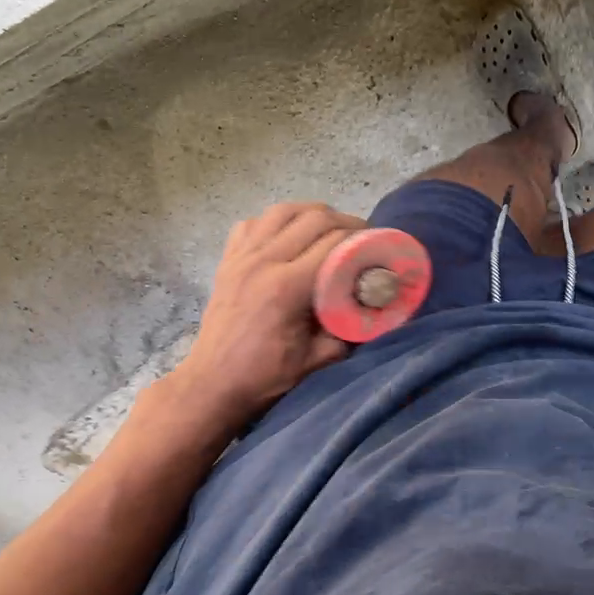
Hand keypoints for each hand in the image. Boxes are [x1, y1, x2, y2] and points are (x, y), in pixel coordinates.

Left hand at [168, 203, 368, 425]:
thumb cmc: (266, 376)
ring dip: (312, 213)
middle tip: (363, 236)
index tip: (380, 245)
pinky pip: (255, 223)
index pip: (334, 242)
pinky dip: (277, 222)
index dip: (363, 238)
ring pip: (283, 211)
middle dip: (346, 221)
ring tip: (330, 228)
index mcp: (287, 287)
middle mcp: (263, 262)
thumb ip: (348, 329)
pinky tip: (290, 236)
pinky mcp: (228, 260)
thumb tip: (373, 305)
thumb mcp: (320, 359)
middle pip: (313, 218)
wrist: (213, 383)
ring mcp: (241, 257)